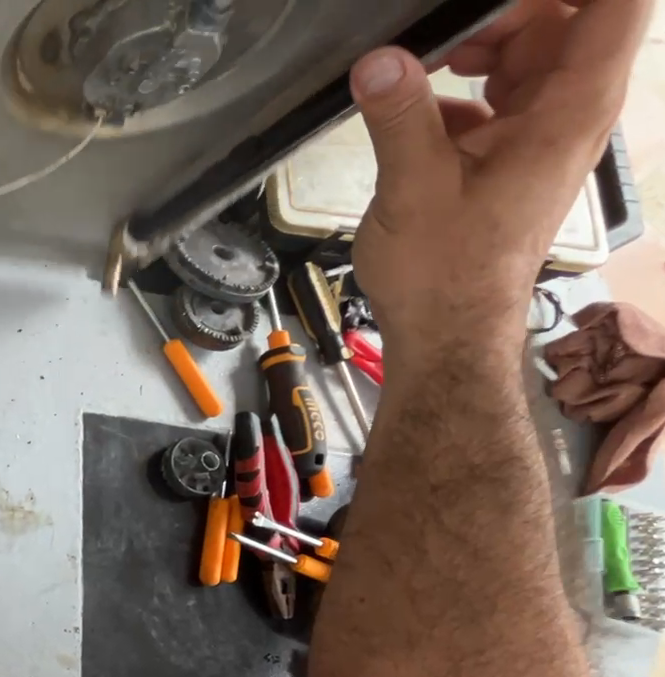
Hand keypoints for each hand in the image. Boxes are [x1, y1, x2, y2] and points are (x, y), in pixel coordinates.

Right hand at [347, 0, 654, 361]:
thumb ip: (399, 118)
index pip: (613, 5)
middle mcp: (570, 110)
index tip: (483, 5)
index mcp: (573, 105)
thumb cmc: (442, 265)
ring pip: (529, 60)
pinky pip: (495, 103)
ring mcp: (540, 135)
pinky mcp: (506, 159)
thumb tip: (377, 60)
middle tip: (426, 38)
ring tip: (415, 66)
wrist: (447, 329)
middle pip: (564, 24)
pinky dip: (456, 97)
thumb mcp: (414, 187)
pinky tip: (408, 116)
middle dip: (500, 17)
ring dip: (477, 52)